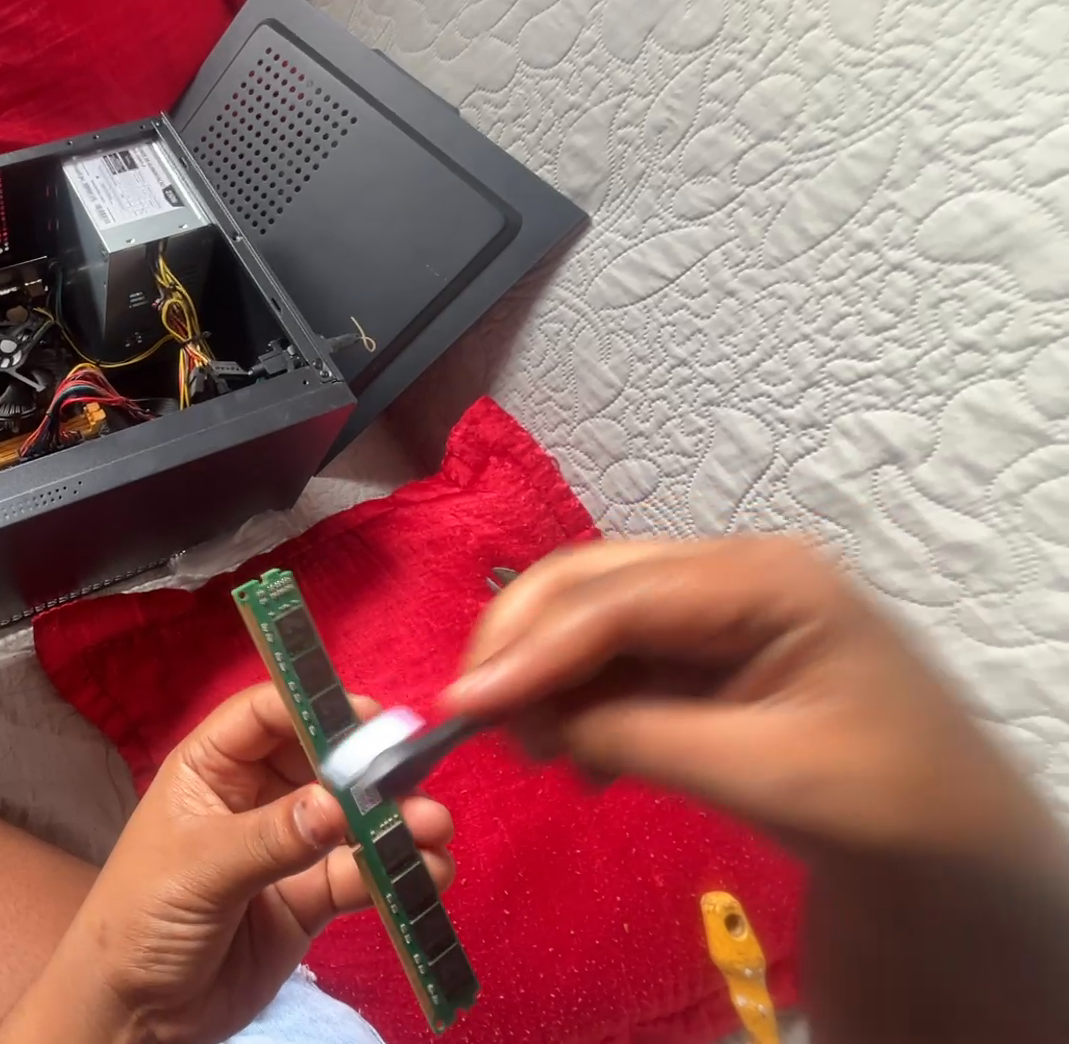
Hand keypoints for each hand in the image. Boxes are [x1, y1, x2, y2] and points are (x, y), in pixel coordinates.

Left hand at [0, 684, 453, 1043]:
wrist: (136, 1010)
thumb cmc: (140, 915)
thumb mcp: (199, 868)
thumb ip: (269, 838)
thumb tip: (336, 804)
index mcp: (211, 765)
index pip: (264, 715)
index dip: (311, 706)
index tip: (366, 714)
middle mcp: (251, 794)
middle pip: (317, 761)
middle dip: (366, 766)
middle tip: (414, 774)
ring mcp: (283, 845)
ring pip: (345, 819)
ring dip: (389, 821)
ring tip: (433, 829)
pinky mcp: (306, 897)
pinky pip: (354, 875)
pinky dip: (389, 874)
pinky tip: (426, 872)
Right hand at [441, 538, 1060, 868]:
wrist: (949, 842)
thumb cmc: (886, 806)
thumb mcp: (762, 775)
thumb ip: (632, 736)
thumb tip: (528, 720)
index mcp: (765, 581)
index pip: (614, 601)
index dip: (529, 649)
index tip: (463, 703)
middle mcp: (720, 569)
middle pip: (578, 585)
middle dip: (516, 647)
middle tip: (475, 714)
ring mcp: (696, 600)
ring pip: (572, 614)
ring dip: (533, 675)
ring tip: (528, 746)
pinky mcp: (678, 638)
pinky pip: (592, 652)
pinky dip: (562, 696)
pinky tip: (567, 749)